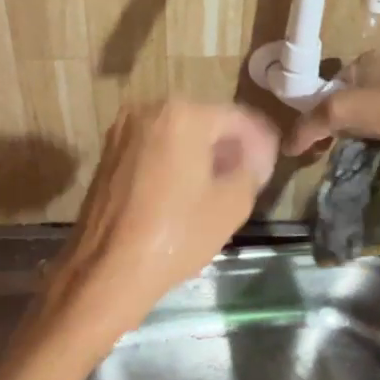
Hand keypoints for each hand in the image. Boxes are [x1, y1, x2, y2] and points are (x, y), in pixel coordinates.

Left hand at [40, 100, 279, 343]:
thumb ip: (250, 169)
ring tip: (220, 186)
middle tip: (249, 176)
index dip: (261, 142)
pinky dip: (174, 161)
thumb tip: (247, 160)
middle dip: (230, 145)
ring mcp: (122, 130)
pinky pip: (154, 148)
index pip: (238, 118)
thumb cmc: (176, 234)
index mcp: (183, 114)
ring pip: (177, 134)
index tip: (271, 166)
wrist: (108, 269)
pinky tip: (187, 190)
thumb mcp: (233, 204)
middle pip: (205, 121)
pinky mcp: (108, 153)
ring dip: (201, 153)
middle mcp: (148, 110)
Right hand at [285, 52, 379, 162]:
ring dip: (366, 142)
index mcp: (366, 62)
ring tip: (360, 161)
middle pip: (353, 106)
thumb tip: (287, 147)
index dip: (319, 111)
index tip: (317, 138)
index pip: (331, 86)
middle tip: (335, 152)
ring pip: (375, 123)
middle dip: (343, 130)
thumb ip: (308, 126)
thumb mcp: (338, 110)